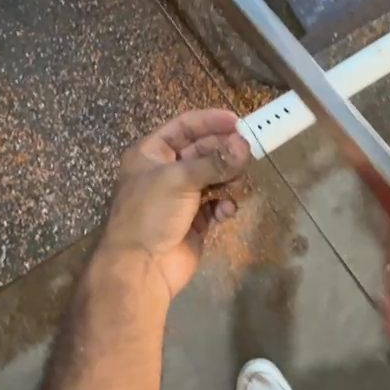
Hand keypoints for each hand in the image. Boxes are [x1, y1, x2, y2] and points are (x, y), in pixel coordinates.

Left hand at [92, 109, 251, 307]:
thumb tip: (245, 144)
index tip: (238, 121)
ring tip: (238, 179)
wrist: (140, 268)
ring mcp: (180, 197)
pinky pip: (215, 204)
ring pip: (212, 177)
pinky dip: (223, 204)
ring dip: (227, 177)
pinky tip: (226, 209)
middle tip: (249, 150)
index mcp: (151, 154)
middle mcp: (165, 172)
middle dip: (224, 151)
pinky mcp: (194, 220)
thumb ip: (215, 161)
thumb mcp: (179, 180)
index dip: (210, 121)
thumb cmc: (151, 213)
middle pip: (201, 151)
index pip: (184, 127)